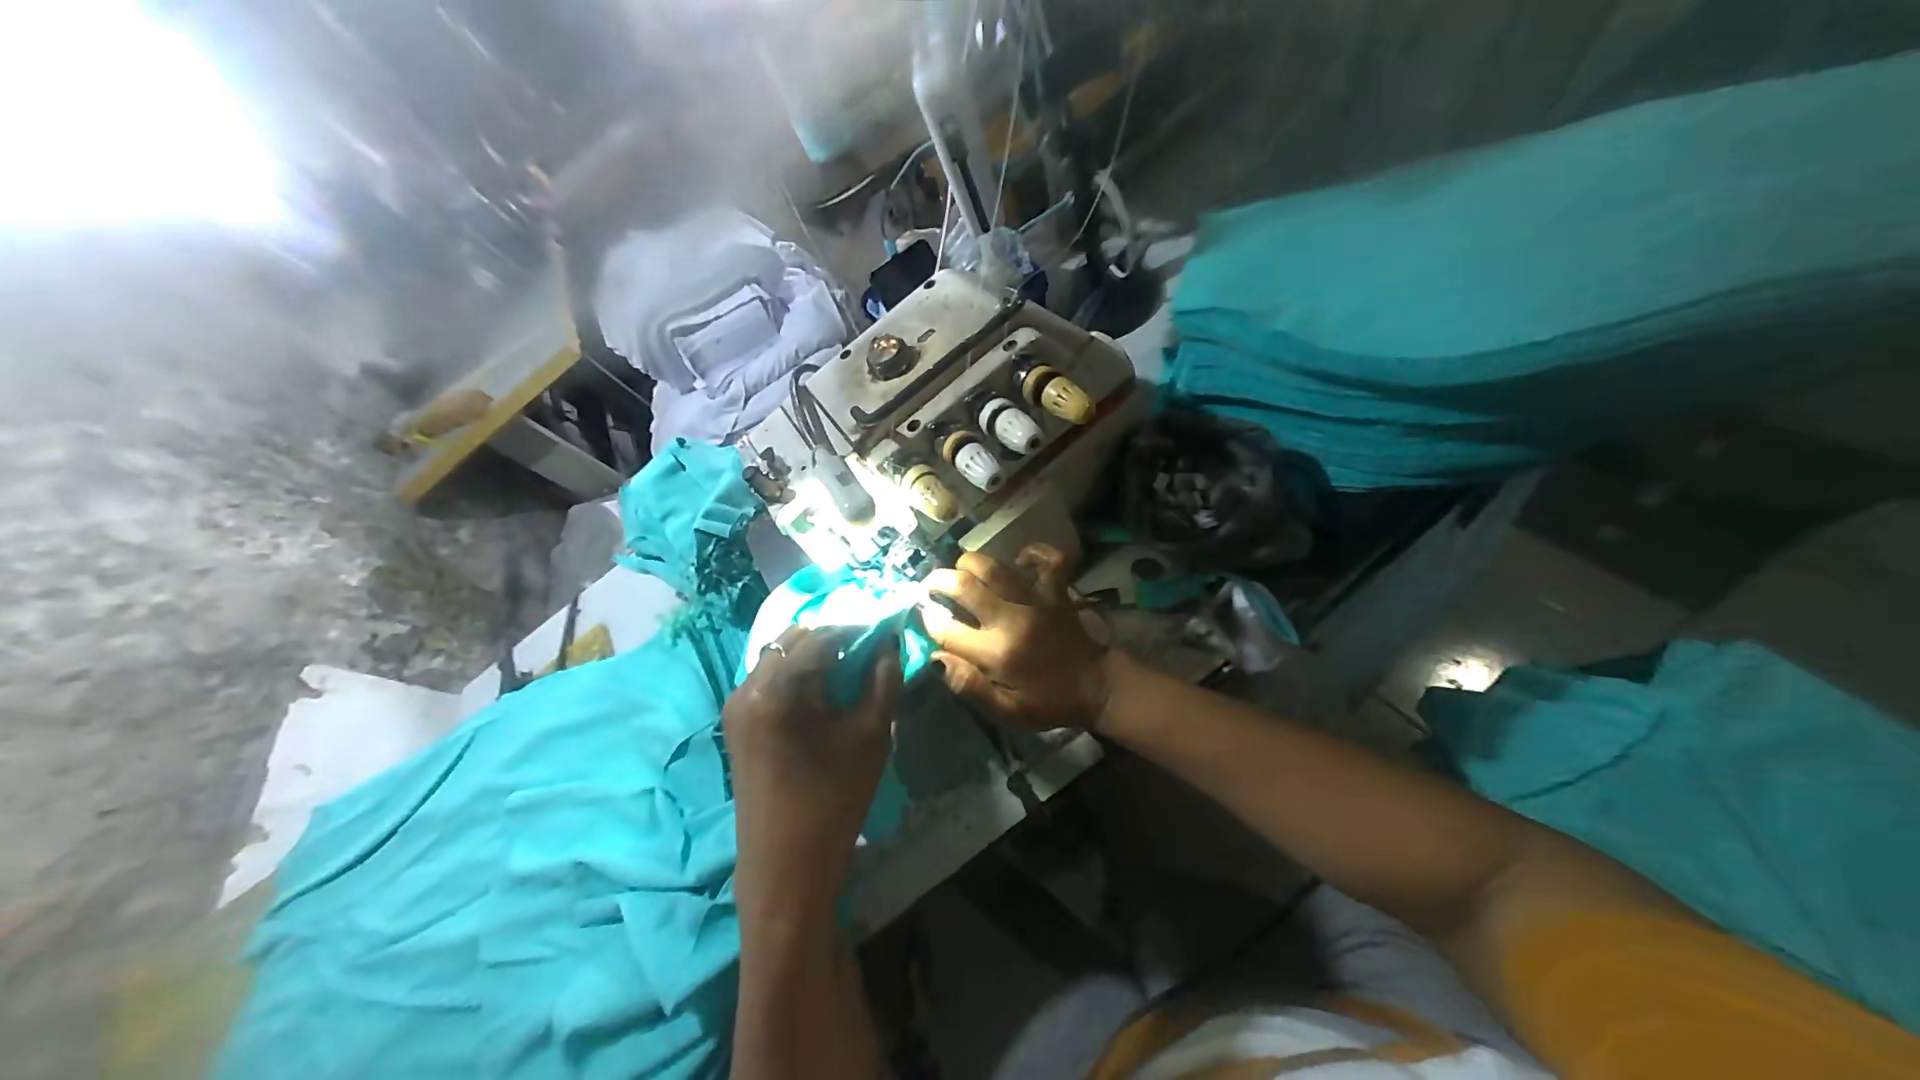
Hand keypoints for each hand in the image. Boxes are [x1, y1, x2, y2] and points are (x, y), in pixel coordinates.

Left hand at [724, 625, 902, 912]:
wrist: (785, 866)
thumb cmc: (834, 799)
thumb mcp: (871, 735)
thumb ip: (883, 680)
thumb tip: (889, 644)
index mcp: (779, 687)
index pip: (824, 634)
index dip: (859, 626)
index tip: (886, 626)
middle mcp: (748, 686)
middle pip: (796, 639)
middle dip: (835, 636)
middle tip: (869, 648)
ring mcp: (736, 704)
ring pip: (780, 657)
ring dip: (814, 654)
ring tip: (849, 668)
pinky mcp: (735, 723)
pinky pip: (768, 679)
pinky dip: (796, 674)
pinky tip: (822, 691)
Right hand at [920, 544, 1111, 731]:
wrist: (1097, 688)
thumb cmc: (1047, 702)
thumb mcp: (1006, 710)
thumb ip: (969, 685)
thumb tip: (934, 659)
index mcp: (997, 653)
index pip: (947, 628)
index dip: (928, 619)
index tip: (923, 615)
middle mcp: (1013, 619)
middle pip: (965, 585)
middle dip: (939, 581)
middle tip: (931, 586)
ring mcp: (1037, 600)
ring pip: (995, 566)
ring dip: (971, 563)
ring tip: (961, 570)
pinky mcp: (1057, 591)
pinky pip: (1047, 559)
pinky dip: (1032, 553)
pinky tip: (1018, 560)